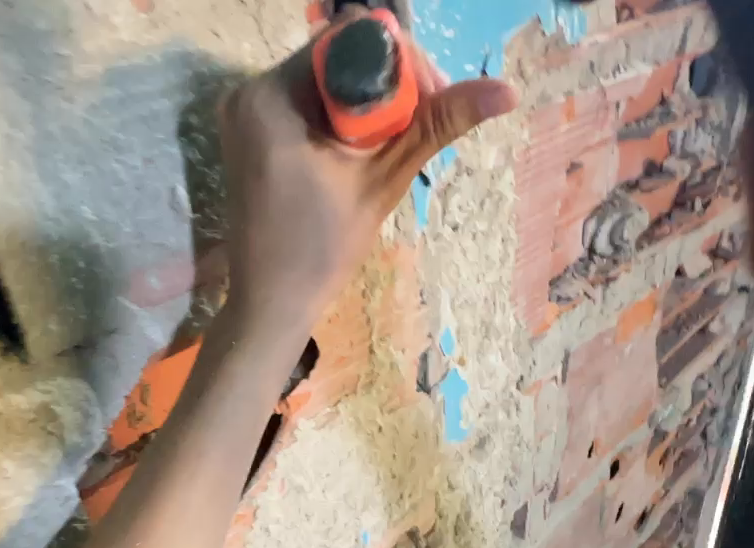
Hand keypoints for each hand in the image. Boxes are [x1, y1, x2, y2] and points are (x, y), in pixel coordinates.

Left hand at [216, 15, 517, 331]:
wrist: (270, 303)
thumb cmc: (321, 251)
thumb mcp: (382, 181)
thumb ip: (436, 126)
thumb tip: (507, 90)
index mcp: (272, 95)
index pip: (351, 39)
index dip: (400, 62)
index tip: (429, 102)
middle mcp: (250, 91)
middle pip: (337, 57)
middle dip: (386, 85)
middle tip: (420, 126)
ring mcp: (245, 113)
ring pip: (324, 81)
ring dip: (367, 104)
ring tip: (394, 144)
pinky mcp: (250, 134)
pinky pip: (306, 105)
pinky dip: (340, 120)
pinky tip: (360, 153)